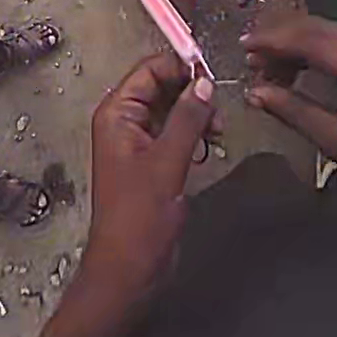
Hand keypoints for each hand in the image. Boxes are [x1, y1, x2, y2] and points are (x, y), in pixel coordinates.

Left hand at [82, 53, 216, 300]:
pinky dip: (194, 132)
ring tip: (218, 130)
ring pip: (173, 108)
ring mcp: (139, 140)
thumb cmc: (140, 216)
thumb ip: (187, 118)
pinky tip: (211, 144)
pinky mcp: (154, 158)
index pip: (149, 70)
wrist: (129, 270)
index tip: (212, 73)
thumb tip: (205, 82)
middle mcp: (125, 120)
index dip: (180, 66)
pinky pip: (176, 130)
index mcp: (117, 113)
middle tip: (218, 110)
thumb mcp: (167, 162)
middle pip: (162, 86)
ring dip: (197, 113)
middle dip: (192, 92)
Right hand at [243, 16, 336, 198]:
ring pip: (323, 30)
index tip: (244, 45)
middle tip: (249, 56)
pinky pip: (335, 39)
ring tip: (264, 66)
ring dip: (291, 43)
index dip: (274, 40)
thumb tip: (253, 93)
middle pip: (316, 28)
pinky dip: (309, 49)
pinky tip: (290, 66)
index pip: (312, 40)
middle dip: (279, 39)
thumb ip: (293, 110)